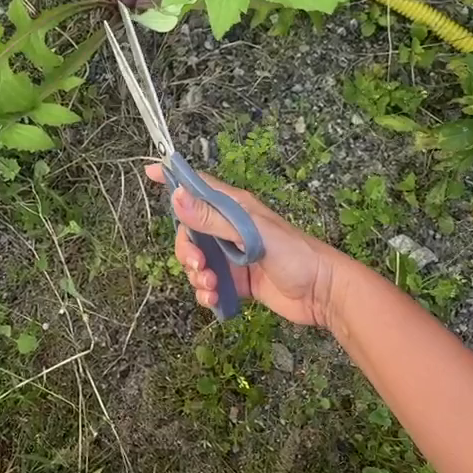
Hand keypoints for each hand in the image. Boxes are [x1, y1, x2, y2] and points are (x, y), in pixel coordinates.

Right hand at [148, 165, 351, 329]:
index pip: (198, 187)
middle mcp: (230, 229)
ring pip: (198, 260)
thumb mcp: (250, 233)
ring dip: (196, 275)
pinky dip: (206, 292)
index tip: (149, 173)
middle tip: (199, 266)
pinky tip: (214, 299)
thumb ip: (212, 218)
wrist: (323, 293)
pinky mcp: (238, 281)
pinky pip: (210, 283)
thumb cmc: (293, 254)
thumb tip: (176, 196)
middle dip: (186, 251)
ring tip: (211, 287)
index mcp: (234, 208)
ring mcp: (233, 256)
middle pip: (190, 232)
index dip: (173, 180)